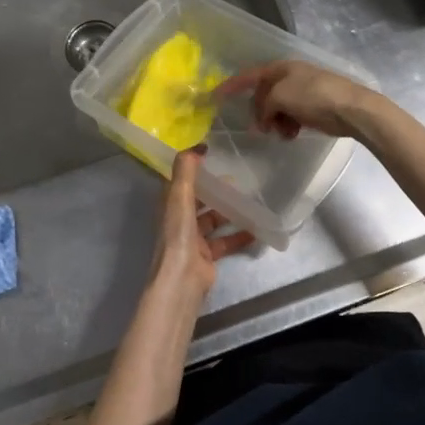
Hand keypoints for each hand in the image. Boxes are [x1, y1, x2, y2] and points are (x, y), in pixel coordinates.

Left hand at [152, 149, 253, 297]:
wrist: (181, 279)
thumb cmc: (178, 234)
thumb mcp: (179, 196)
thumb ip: (186, 170)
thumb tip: (198, 145)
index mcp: (169, 204)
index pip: (179, 180)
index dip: (192, 168)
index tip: (211, 155)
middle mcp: (179, 219)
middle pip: (198, 199)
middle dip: (215, 190)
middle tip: (236, 180)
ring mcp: (193, 239)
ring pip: (213, 219)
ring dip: (228, 211)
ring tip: (249, 200)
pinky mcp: (207, 256)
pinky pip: (225, 241)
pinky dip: (238, 235)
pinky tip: (255, 229)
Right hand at [223, 60, 376, 139]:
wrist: (351, 108)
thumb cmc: (314, 96)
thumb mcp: (280, 96)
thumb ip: (264, 105)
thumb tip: (263, 119)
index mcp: (280, 68)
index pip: (249, 75)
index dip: (231, 85)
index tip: (214, 96)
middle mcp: (289, 77)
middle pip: (263, 95)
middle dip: (260, 112)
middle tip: (261, 129)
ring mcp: (302, 92)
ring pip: (277, 108)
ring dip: (275, 122)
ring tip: (283, 134)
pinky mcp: (312, 107)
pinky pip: (290, 116)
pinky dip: (288, 125)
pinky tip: (293, 134)